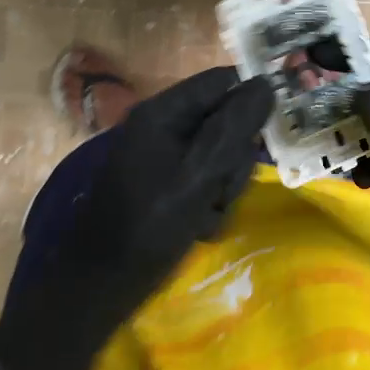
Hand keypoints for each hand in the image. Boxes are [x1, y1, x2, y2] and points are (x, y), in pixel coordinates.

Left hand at [0, 66, 272, 369]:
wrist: (100, 287)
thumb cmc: (149, 226)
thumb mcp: (199, 174)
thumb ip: (234, 126)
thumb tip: (266, 84)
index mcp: (162, 111)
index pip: (223, 81)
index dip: (250, 102)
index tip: (268, 133)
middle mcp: (161, 124)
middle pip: (224, 118)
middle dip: (234, 156)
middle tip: (224, 189)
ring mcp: (161, 154)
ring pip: (219, 152)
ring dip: (224, 183)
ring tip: (210, 213)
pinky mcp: (164, 181)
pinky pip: (204, 176)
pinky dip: (210, 199)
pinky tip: (200, 225)